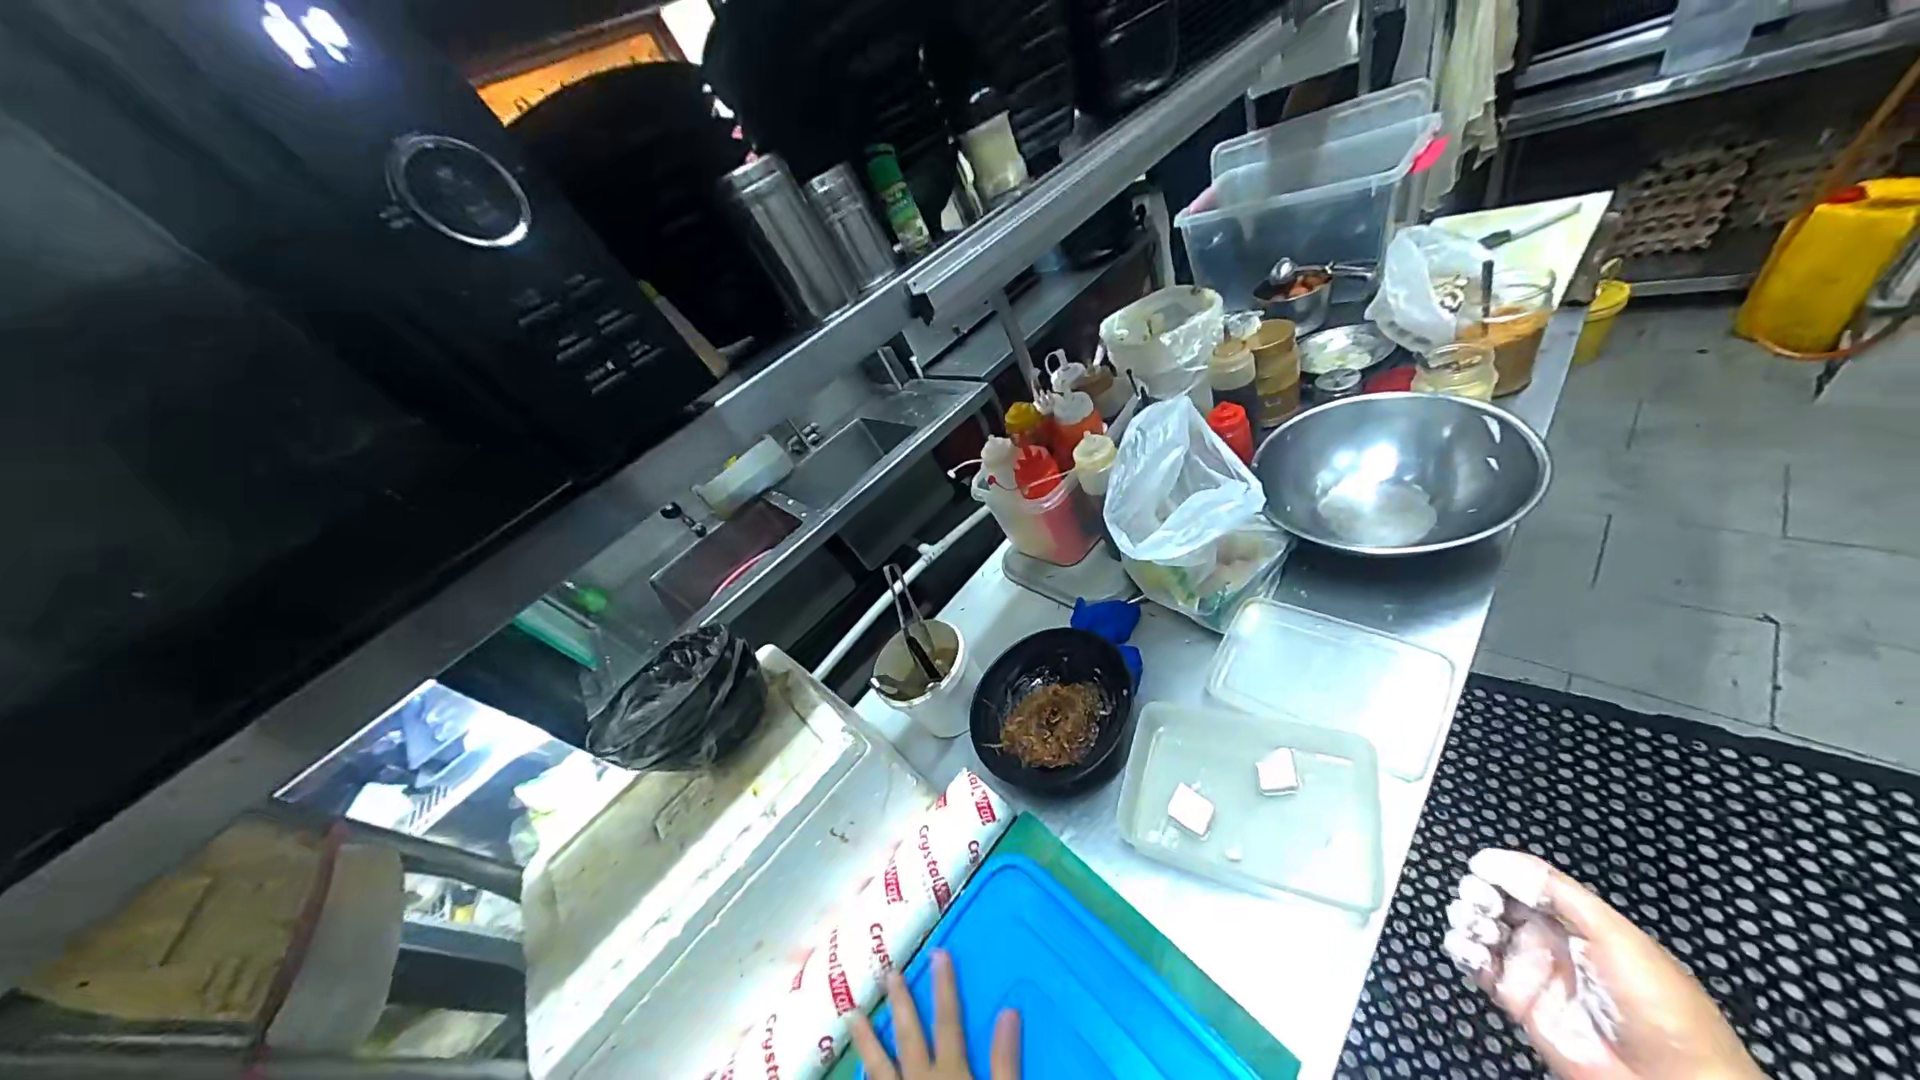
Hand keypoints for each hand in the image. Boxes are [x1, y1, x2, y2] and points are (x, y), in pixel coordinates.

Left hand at [847, 949, 1020, 1079]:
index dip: (944, 986)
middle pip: (908, 1036)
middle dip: (900, 1003)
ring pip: (878, 1068)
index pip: (948, 1021)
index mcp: (951, 1075)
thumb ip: (1005, 1062)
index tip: (938, 953)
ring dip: (866, 1039)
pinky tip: (852, 1075)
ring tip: (850, 1013)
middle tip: (887, 971)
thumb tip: (1010, 1010)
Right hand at [1444, 849, 1765, 1079]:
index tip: (1482, 869)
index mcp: (1576, 919)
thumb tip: (1493, 860)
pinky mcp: (1513, 998)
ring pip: (1477, 926)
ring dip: (1466, 919)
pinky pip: (1474, 964)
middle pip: (1493, 897)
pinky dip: (1462, 951)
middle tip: (1484, 906)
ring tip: (1480, 932)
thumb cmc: (1659, 1007)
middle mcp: (1548, 937)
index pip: (1524, 878)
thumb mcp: (1618, 938)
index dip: (1498, 869)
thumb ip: (1557, 893)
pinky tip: (1473, 954)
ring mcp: (1529, 968)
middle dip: (1477, 893)